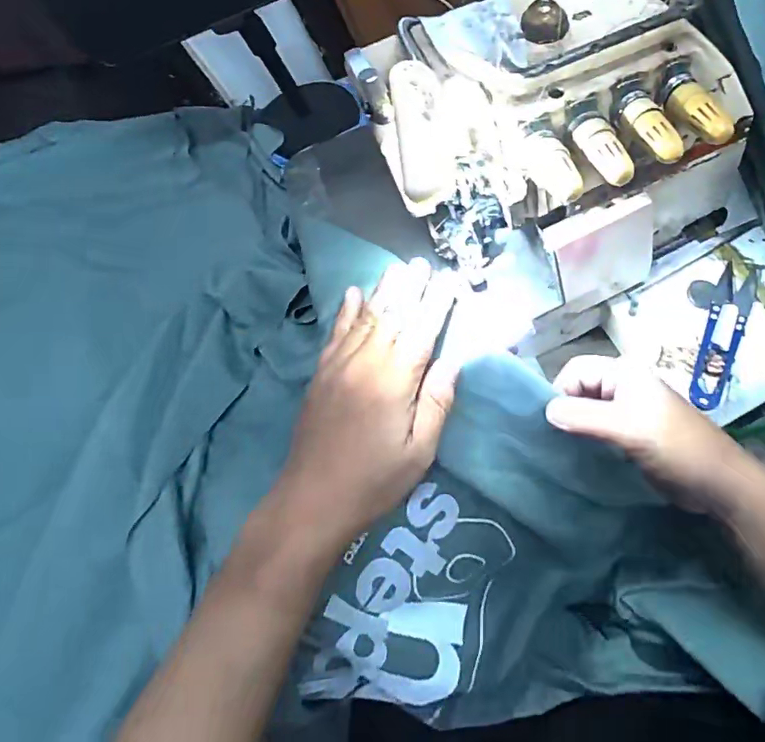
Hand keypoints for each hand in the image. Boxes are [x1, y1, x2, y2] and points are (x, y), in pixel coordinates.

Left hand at [273, 259, 460, 548]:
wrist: (310, 502)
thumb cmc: (374, 481)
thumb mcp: (418, 451)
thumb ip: (436, 402)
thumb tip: (453, 360)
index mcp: (394, 381)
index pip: (421, 330)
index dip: (437, 303)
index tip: (450, 279)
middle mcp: (366, 363)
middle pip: (392, 315)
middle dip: (410, 287)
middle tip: (422, 263)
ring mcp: (339, 366)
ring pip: (365, 318)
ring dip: (383, 291)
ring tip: (396, 269)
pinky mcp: (321, 375)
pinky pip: (336, 333)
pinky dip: (347, 311)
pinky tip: (353, 293)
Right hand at [544, 355, 757, 513]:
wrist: (717, 481)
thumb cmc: (674, 446)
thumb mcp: (627, 428)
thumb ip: (585, 416)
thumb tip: (547, 411)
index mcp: (624, 373)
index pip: (576, 370)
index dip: (560, 392)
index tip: (550, 425)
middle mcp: (625, 386)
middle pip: (581, 389)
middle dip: (566, 411)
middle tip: (554, 442)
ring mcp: (630, 411)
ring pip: (589, 412)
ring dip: (577, 429)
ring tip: (565, 453)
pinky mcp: (633, 435)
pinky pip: (600, 431)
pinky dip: (589, 441)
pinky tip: (582, 460)